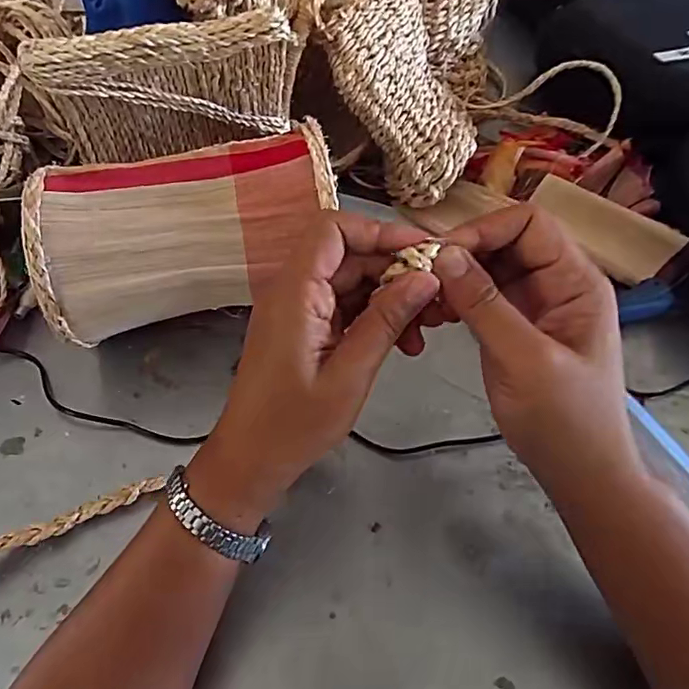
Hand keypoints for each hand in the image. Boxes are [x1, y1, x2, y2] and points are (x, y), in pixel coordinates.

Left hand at [189, 211, 440, 528]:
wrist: (251, 459)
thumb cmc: (293, 424)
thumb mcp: (350, 374)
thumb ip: (387, 320)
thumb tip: (426, 277)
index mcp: (295, 292)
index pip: (334, 229)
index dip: (380, 231)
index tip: (424, 252)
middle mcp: (293, 290)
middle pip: (349, 254)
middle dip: (396, 270)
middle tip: (437, 299)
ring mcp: (298, 308)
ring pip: (352, 280)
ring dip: (391, 297)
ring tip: (423, 331)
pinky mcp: (305, 327)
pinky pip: (345, 305)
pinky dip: (375, 316)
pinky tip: (402, 342)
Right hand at [426, 204, 641, 489]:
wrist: (580, 473)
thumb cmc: (564, 421)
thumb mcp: (524, 360)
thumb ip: (485, 304)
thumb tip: (444, 254)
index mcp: (575, 281)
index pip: (529, 224)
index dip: (484, 229)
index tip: (442, 254)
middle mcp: (556, 284)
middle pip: (505, 241)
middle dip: (462, 252)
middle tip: (422, 278)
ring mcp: (533, 305)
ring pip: (488, 267)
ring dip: (454, 276)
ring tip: (425, 301)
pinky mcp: (513, 326)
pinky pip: (480, 296)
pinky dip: (455, 298)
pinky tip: (434, 315)